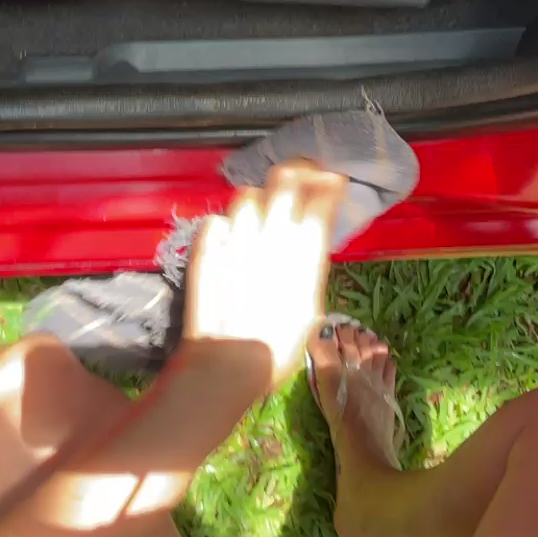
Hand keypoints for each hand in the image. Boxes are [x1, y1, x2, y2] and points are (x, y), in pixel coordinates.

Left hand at [180, 162, 344, 390]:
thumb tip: (303, 250)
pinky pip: (216, 220)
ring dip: (257, 199)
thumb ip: (307, 269)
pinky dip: (224, 225)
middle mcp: (272, 235)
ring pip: (247, 193)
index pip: (322, 196)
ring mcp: (236, 238)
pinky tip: (228, 238)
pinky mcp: (206, 248)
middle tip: (298, 179)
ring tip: (259, 213)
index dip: (329, 184)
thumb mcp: (309, 309)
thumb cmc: (278, 349)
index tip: (331, 182)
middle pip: (285, 178)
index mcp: (305, 251)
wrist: (228, 362)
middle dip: (296, 173)